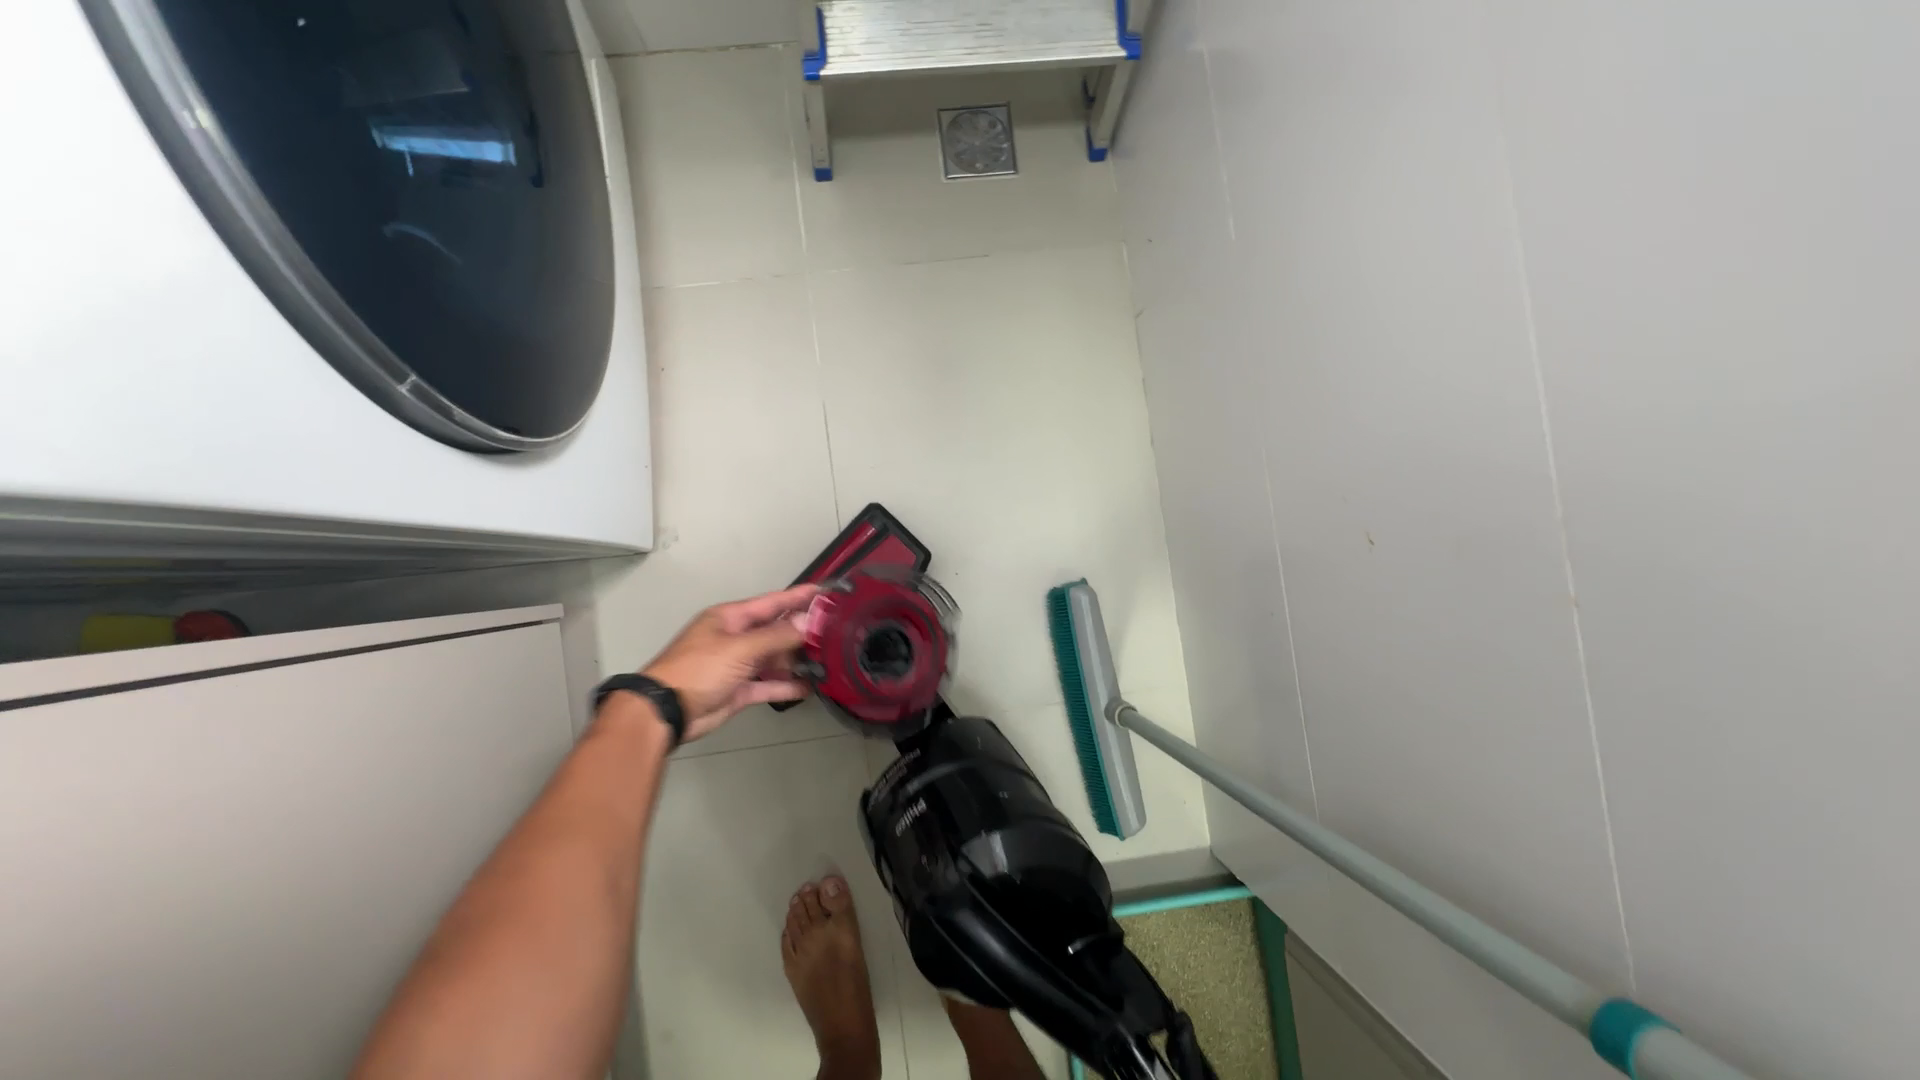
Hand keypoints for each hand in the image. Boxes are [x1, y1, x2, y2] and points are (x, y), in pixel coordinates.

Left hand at [634, 584, 817, 741]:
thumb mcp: (740, 648)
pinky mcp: (739, 689)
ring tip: (829, 661)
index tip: (826, 592)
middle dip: (803, 631)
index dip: (798, 597)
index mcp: (731, 618)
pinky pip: (768, 683)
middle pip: (776, 630)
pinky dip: (786, 685)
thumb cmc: (699, 669)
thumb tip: (808, 622)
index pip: (772, 602)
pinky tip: (809, 687)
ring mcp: (738, 665)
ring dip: (797, 660)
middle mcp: (736, 637)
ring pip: (774, 658)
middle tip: (837, 632)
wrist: (666, 711)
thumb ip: (776, 636)